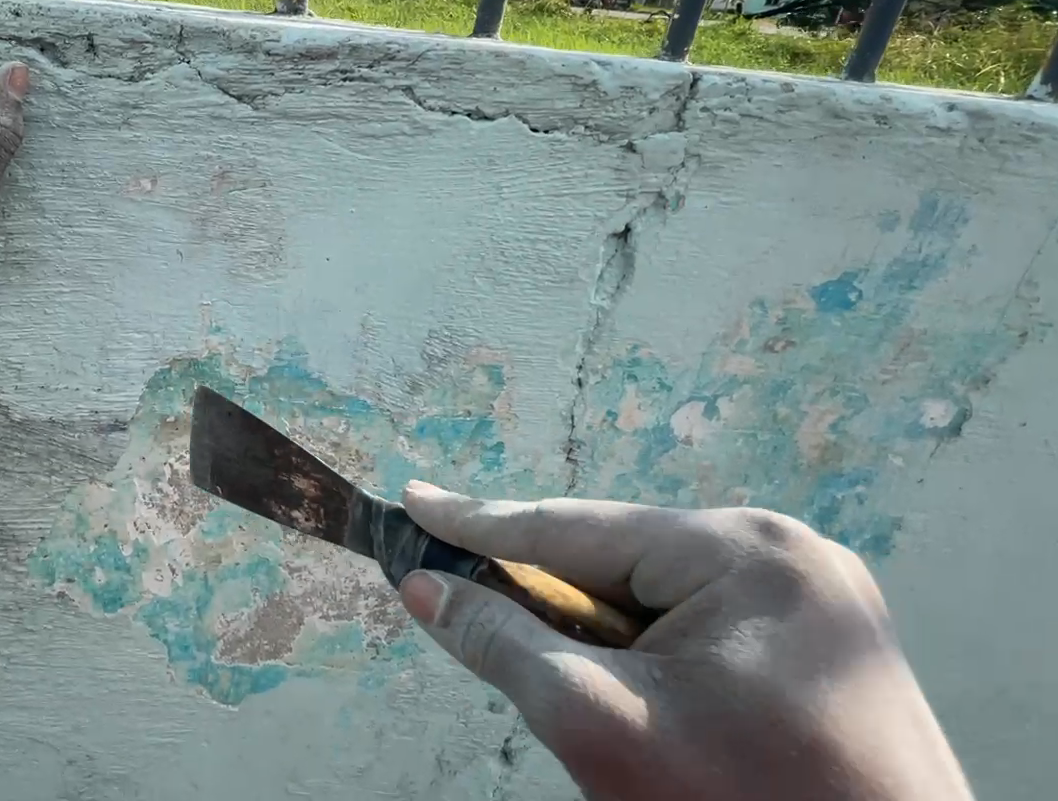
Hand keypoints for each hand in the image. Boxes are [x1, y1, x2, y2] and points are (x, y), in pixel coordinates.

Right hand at [397, 484, 970, 800]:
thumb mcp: (595, 722)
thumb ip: (497, 638)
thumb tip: (418, 584)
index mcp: (744, 553)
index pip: (569, 528)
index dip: (475, 520)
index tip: (411, 498)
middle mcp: (782, 551)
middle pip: (609, 555)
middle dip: (534, 580)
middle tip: (451, 579)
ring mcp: (807, 591)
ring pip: (642, 584)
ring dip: (580, 613)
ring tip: (532, 638)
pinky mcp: (810, 634)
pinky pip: (683, 612)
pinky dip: (627, 634)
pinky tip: (605, 661)